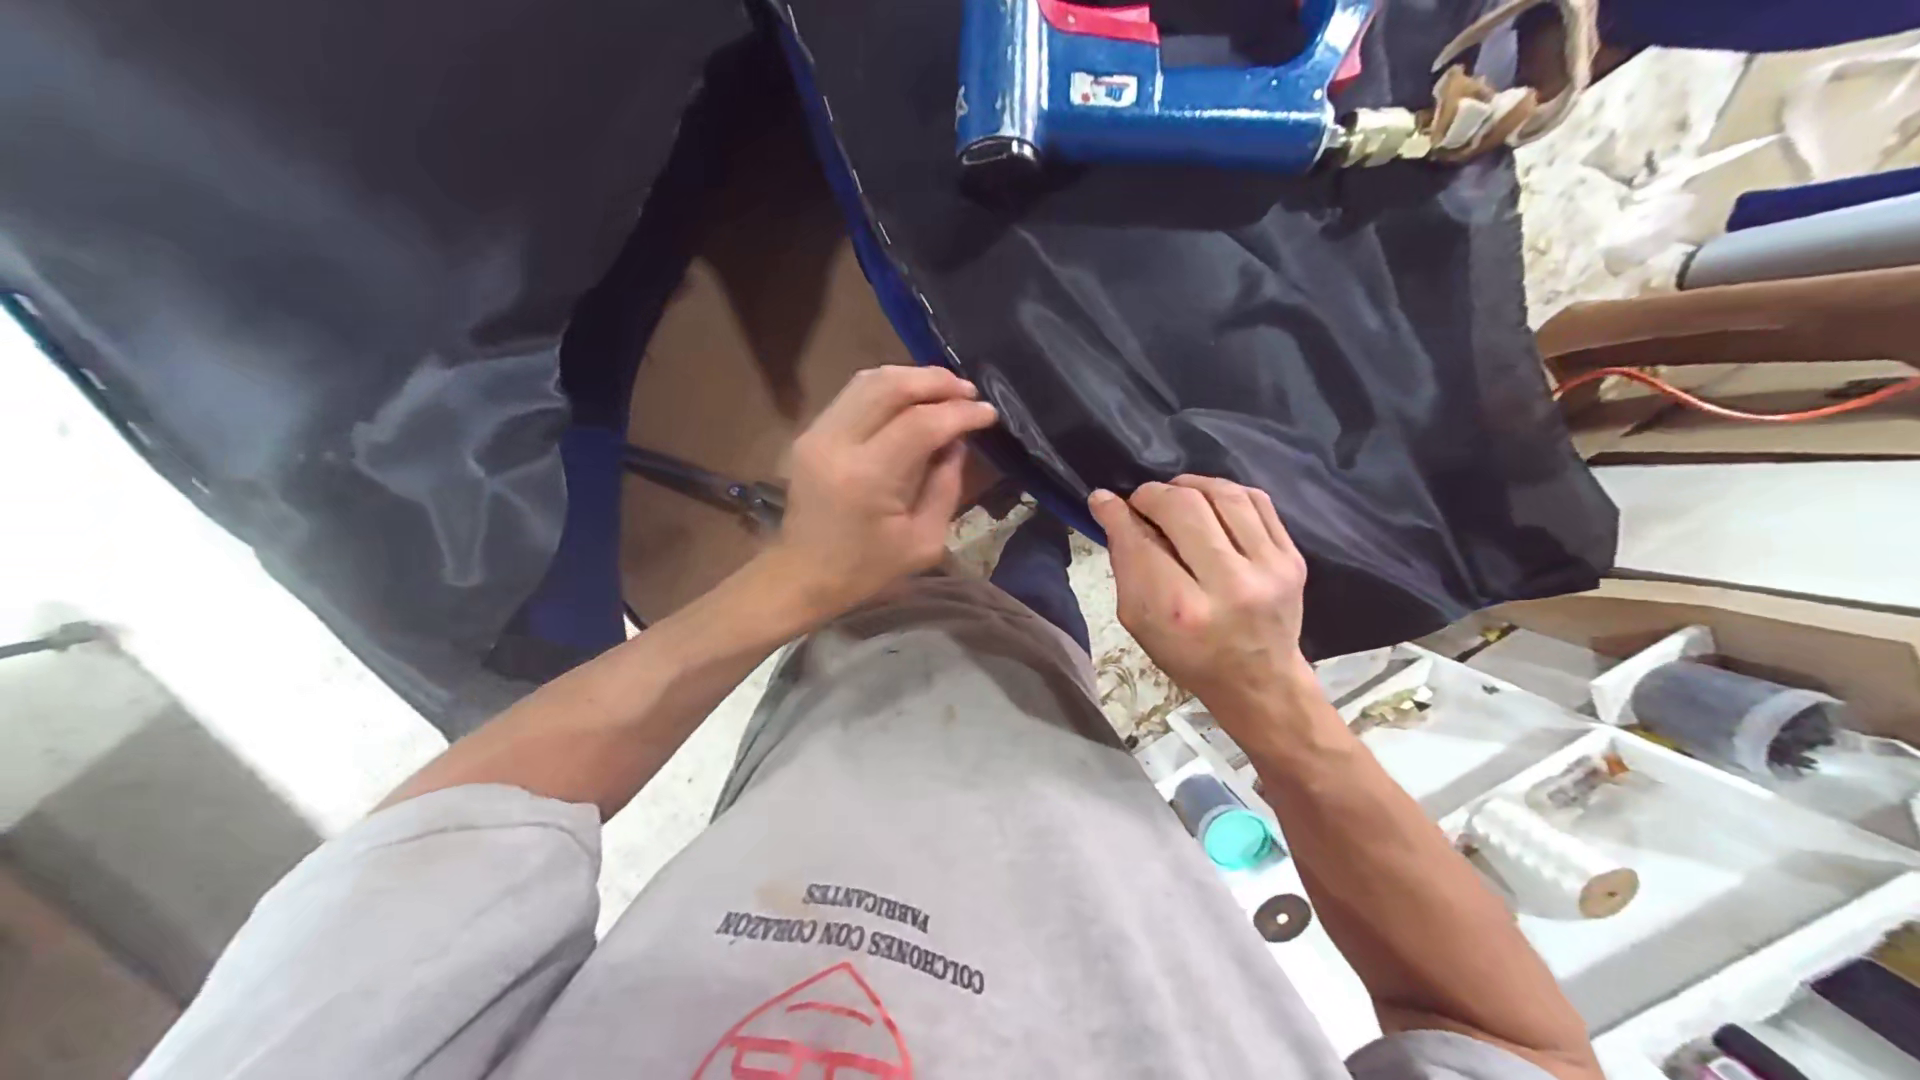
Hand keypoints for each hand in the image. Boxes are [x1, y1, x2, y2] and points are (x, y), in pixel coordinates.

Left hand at [764, 365, 997, 618]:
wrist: (802, 576)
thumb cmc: (866, 569)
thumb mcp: (923, 541)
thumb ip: (946, 486)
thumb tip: (957, 442)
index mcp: (867, 478)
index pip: (920, 423)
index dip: (960, 413)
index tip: (989, 413)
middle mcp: (837, 444)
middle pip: (890, 387)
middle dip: (936, 382)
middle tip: (969, 392)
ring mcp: (817, 433)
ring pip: (869, 381)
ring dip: (912, 378)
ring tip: (945, 390)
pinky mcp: (810, 433)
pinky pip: (854, 393)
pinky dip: (889, 388)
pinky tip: (913, 399)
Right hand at [1087, 475, 1312, 721]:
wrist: (1259, 680)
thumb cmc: (1189, 655)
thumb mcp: (1140, 621)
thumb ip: (1124, 562)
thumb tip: (1107, 505)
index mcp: (1183, 611)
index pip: (1141, 543)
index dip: (1117, 513)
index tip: (1103, 499)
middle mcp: (1230, 585)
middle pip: (1184, 507)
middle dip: (1152, 494)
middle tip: (1141, 502)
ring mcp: (1269, 568)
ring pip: (1223, 494)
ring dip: (1189, 485)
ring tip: (1174, 495)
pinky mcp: (1292, 558)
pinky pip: (1257, 500)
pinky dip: (1224, 492)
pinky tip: (1208, 501)